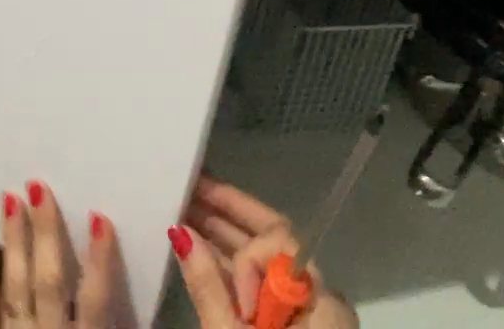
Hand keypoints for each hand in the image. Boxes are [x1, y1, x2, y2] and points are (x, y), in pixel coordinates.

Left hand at [2, 181, 120, 328]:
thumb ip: (119, 317)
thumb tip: (139, 294)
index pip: (95, 300)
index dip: (98, 261)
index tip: (99, 217)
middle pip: (48, 283)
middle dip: (44, 235)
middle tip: (37, 186)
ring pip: (16, 286)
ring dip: (14, 241)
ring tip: (10, 198)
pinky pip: (4, 297)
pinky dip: (6, 264)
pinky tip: (7, 239)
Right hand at [172, 177, 357, 328]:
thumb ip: (209, 288)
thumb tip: (181, 233)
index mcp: (321, 297)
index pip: (281, 241)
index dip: (247, 255)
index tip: (232, 293)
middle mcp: (322, 294)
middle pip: (272, 238)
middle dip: (226, 215)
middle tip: (185, 187)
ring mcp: (310, 308)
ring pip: (264, 260)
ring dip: (224, 239)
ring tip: (183, 213)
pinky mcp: (296, 322)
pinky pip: (263, 282)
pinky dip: (233, 269)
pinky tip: (202, 254)